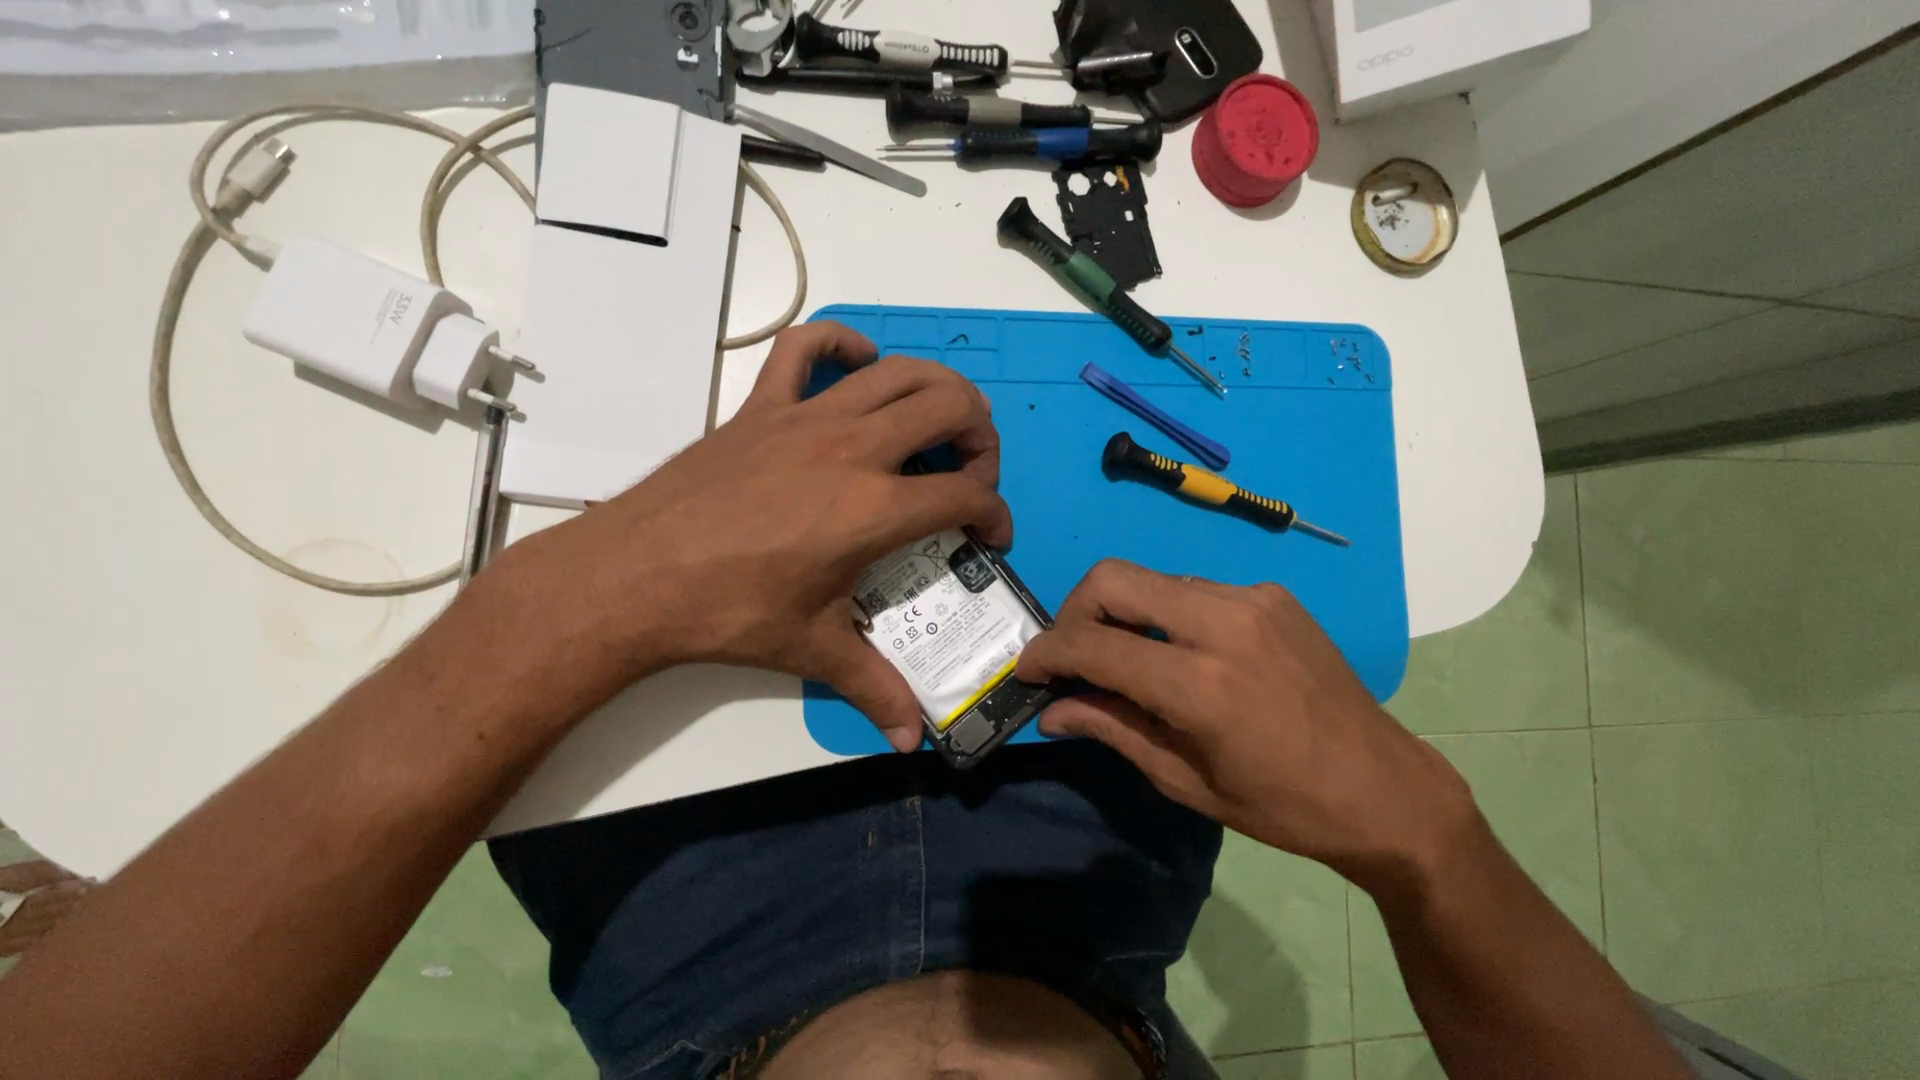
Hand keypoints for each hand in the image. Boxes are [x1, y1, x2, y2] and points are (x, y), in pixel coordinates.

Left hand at [483, 322, 1009, 751]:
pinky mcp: (761, 406)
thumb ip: (875, 688)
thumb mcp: (813, 649)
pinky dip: (842, 343)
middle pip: (950, 407)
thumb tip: (911, 740)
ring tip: (937, 422)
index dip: (995, 515)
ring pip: (897, 370)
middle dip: (981, 437)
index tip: (990, 537)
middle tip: (969, 473)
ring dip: (935, 389)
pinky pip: (806, 347)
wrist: (636, 577)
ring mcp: (805, 417)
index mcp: (875, 509)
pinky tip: (858, 365)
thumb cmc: (730, 612)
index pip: (966, 495)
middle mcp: (853, 448)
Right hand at [1016, 560, 1477, 897]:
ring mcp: (1253, 600)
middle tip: (1069, 656)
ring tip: (1122, 659)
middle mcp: (1224, 623)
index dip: (1047, 654)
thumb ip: (1112, 729)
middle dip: (1073, 613)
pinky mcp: (1272, 595)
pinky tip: (1179, 654)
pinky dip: (1166, 615)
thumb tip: (1051, 709)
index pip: (1094, 645)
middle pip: (1112, 580)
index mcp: (1201, 684)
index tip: (1026, 670)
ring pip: (1152, 581)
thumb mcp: (1186, 781)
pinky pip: (1194, 590)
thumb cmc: (1282, 805)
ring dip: (1120, 613)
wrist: (1384, 787)